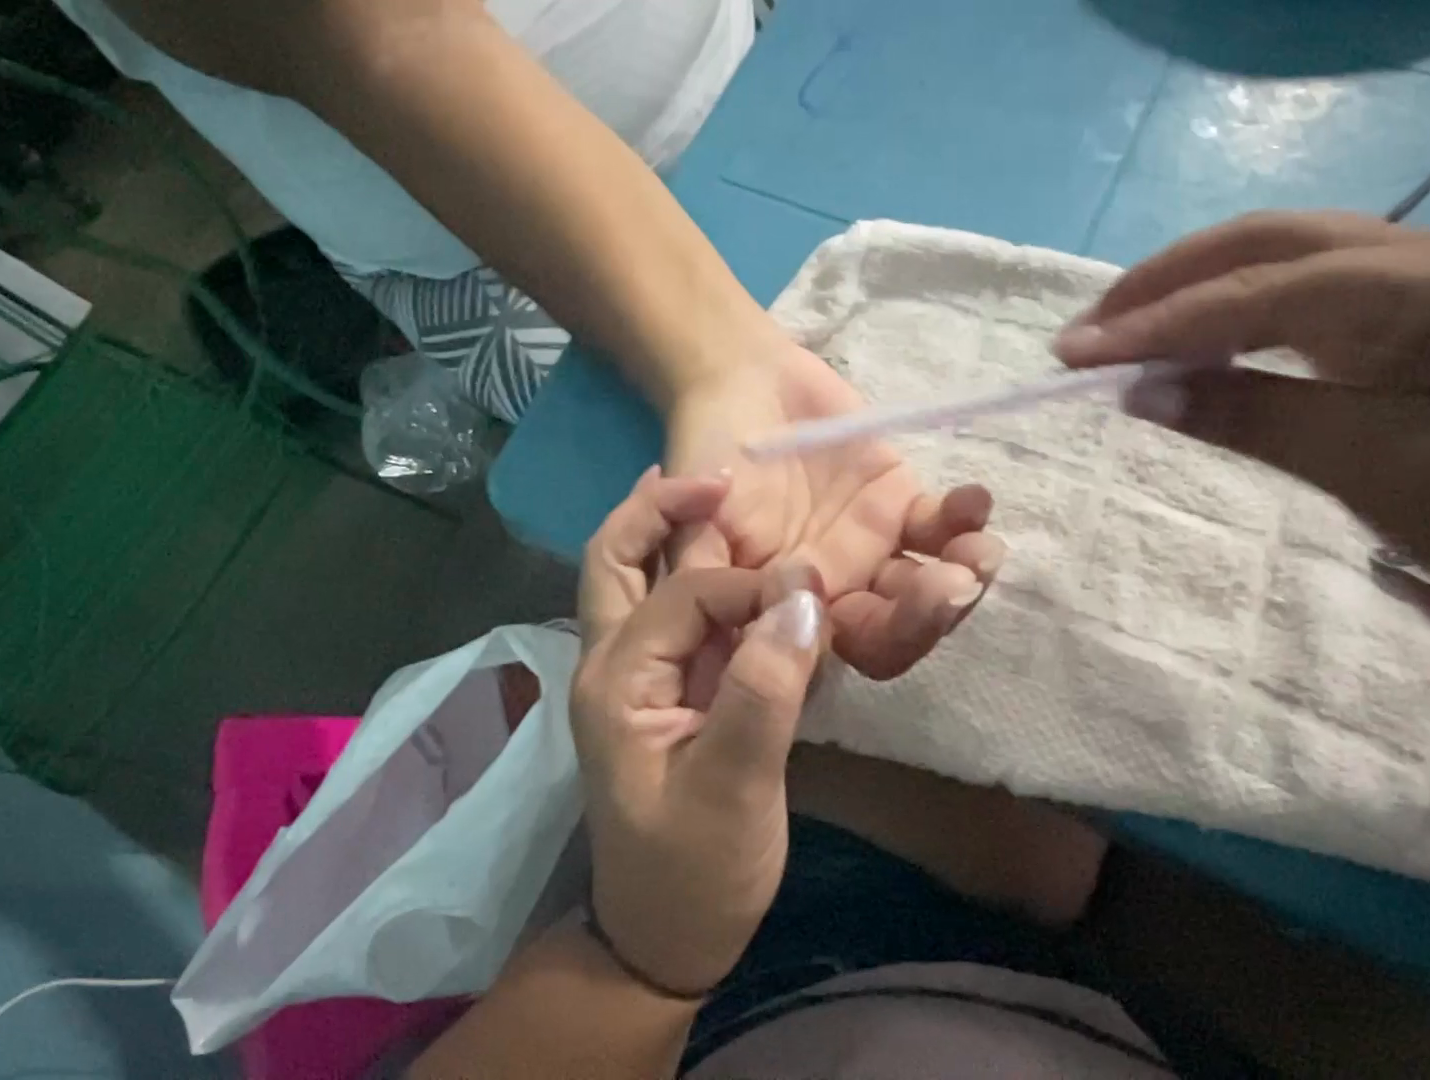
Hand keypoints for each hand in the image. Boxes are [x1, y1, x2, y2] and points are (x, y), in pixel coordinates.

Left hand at [572, 467, 825, 994]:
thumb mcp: (734, 789)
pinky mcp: (666, 693)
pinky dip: (698, 579)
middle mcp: (614, 664)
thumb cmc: (693, 871)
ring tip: (713, 493)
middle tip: (712, 475)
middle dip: (655, 510)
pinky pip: (674, 617)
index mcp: (618, 680)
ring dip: (667, 533)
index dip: (752, 585)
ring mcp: (636, 677)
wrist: (665, 937)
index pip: (686, 595)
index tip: (815, 594)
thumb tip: (803, 597)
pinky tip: (740, 568)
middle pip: (614, 561)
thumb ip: (764, 691)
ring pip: (636, 581)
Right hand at [665, 341, 1004, 678]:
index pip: (839, 649)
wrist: (740, 382)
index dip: (871, 642)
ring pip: (932, 585)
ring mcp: (874, 549)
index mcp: (787, 606)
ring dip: (965, 576)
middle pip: (897, 629)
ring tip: (980, 550)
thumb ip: (712, 580)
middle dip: (931, 617)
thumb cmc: (709, 452)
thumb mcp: (693, 520)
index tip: (888, 610)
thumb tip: (744, 638)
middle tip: (954, 586)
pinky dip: (966, 519)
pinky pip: (944, 526)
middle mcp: (837, 589)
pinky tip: (973, 500)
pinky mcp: (902, 504)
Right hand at [1054, 211, 1429, 612]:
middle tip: (1082, 337)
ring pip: (1280, 258)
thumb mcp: (1385, 471)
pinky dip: (1227, 316)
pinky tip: (1184, 344)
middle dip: (1165, 285)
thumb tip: (1139, 394)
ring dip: (1188, 293)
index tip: (1073, 354)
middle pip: (1271, 242)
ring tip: (1113, 339)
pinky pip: (1300, 292)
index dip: (1163, 320)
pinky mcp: (1417, 306)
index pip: (1272, 287)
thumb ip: (1256, 419)